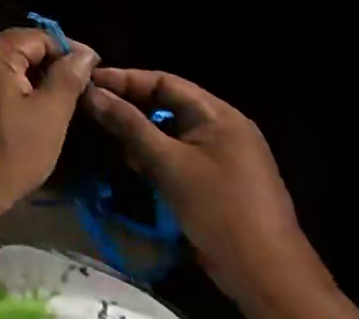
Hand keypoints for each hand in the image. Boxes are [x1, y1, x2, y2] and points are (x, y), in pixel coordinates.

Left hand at [0, 29, 98, 216]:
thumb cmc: (12, 150)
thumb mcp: (50, 114)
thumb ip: (68, 79)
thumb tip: (85, 54)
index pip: (39, 36)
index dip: (69, 50)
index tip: (97, 69)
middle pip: (25, 45)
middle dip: (56, 62)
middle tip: (87, 84)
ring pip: (16, 61)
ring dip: (43, 74)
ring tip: (73, 95)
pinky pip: (4, 75)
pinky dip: (26, 84)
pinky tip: (46, 103)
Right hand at [82, 69, 352, 317]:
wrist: (269, 280)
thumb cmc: (220, 211)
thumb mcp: (168, 164)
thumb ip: (129, 124)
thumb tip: (91, 92)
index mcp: (219, 115)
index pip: (164, 81)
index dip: (124, 79)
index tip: (89, 81)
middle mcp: (223, 128)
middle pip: (167, 103)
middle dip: (130, 105)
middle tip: (93, 106)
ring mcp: (223, 155)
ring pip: (170, 129)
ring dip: (139, 131)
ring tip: (108, 136)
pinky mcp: (218, 179)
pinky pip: (178, 153)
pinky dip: (154, 153)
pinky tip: (134, 164)